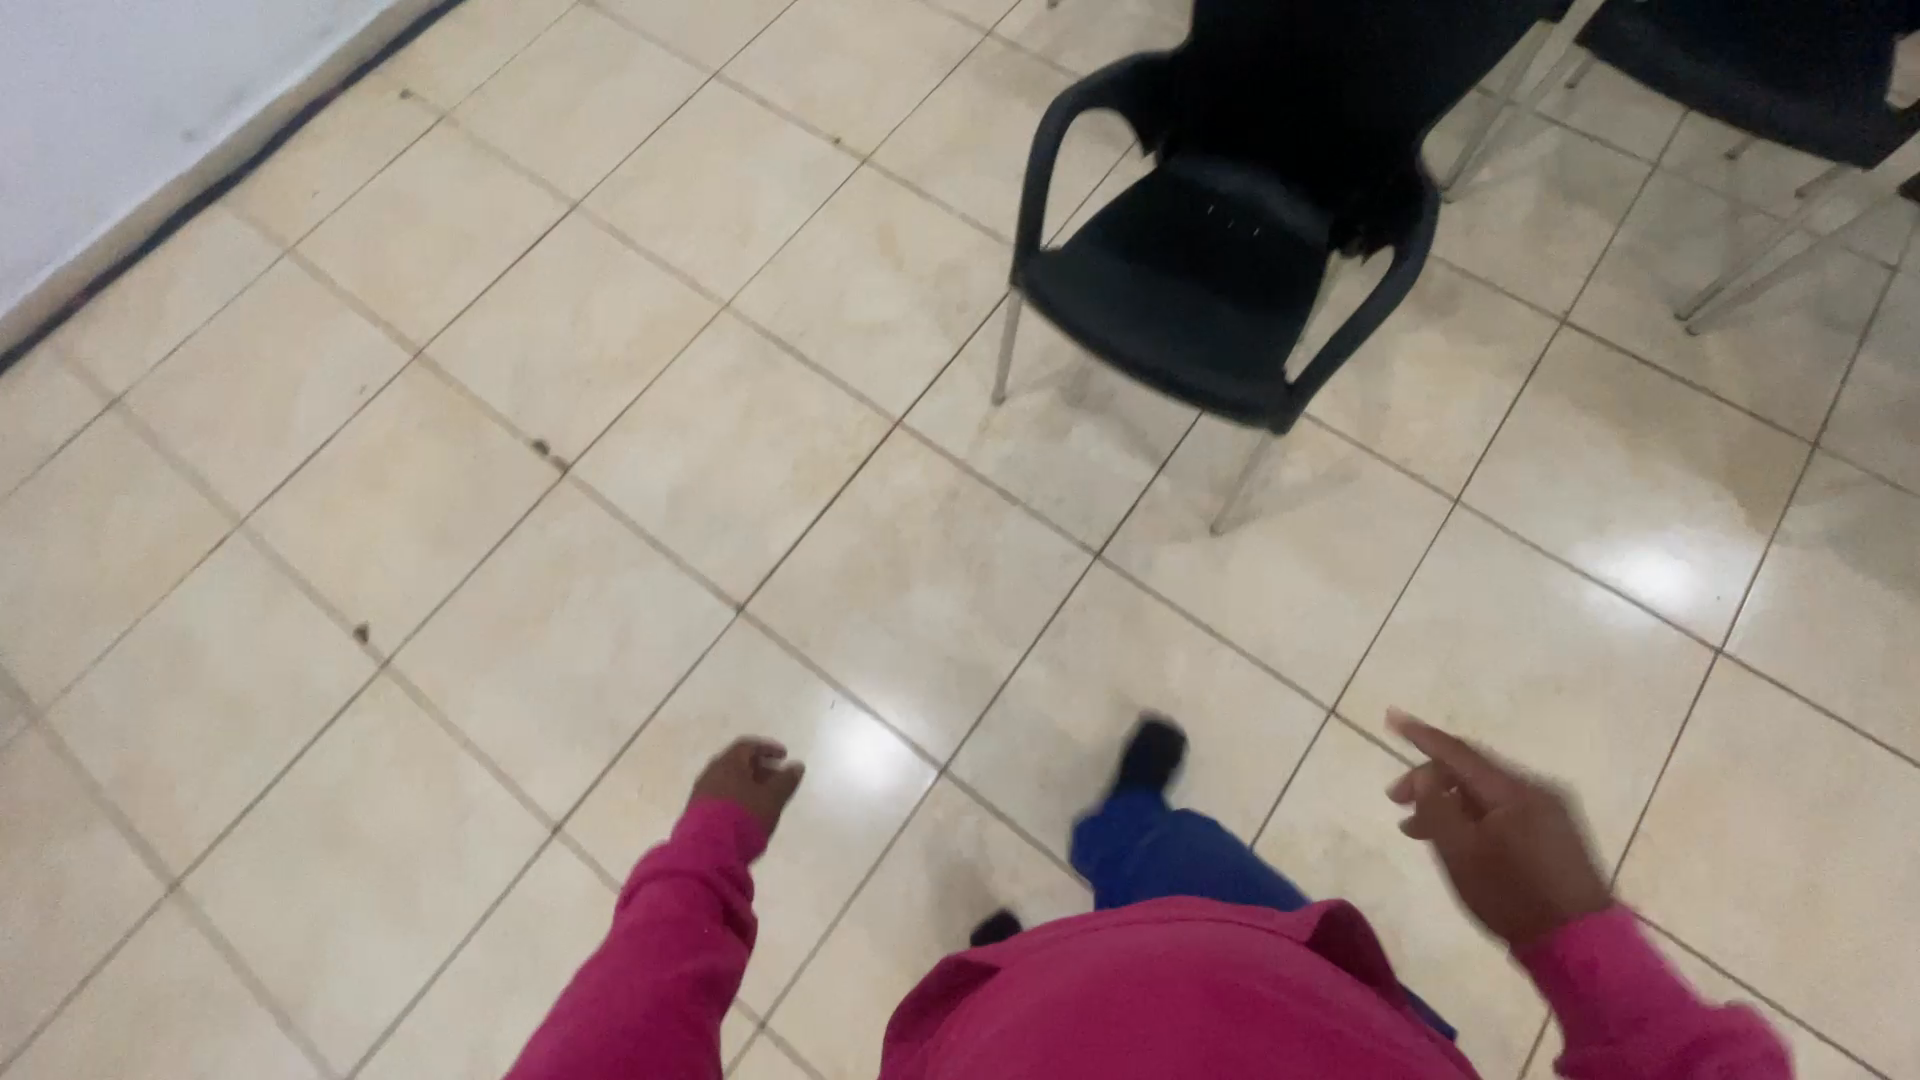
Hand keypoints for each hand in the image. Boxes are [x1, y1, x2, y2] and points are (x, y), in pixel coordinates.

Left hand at [689, 738, 805, 838]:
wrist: (706, 852)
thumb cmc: (744, 817)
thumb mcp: (772, 798)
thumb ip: (786, 780)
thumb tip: (797, 765)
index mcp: (729, 763)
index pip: (749, 746)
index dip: (768, 748)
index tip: (784, 756)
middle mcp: (712, 772)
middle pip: (737, 762)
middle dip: (759, 767)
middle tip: (776, 777)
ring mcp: (701, 793)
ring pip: (728, 780)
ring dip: (747, 784)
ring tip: (764, 797)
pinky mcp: (695, 812)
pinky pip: (720, 795)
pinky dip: (736, 797)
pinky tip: (746, 812)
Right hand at [1385, 709, 1612, 950]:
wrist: (1582, 948)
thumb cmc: (1510, 895)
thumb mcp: (1458, 851)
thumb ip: (1434, 806)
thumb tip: (1425, 776)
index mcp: (1514, 792)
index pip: (1458, 752)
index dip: (1421, 735)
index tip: (1391, 716)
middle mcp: (1536, 792)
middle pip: (1470, 770)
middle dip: (1428, 780)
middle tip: (1395, 801)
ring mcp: (1550, 813)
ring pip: (1483, 792)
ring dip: (1447, 801)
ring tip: (1416, 828)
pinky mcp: (1554, 834)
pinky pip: (1501, 809)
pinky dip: (1470, 814)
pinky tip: (1453, 837)